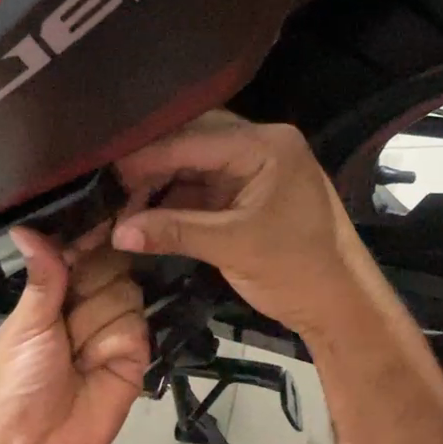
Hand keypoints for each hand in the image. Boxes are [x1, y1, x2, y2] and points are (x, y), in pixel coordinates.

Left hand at [0, 229, 149, 443]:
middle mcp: (87, 304)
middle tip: (69, 307)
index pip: (79, 249)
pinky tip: (95, 360)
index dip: (88, 233)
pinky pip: (136, 322)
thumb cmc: (15, 383)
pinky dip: (114, 338)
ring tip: (74, 353)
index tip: (100, 209)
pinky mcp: (136, 350)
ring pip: (124, 289)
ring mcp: (114, 326)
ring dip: (95, 319)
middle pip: (109, 261)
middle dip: (91, 277)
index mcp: (54, 293)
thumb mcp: (24, 325)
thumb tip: (26, 227)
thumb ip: (43, 275)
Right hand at [111, 111, 371, 337]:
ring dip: (158, 184)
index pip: (194, 138)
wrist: (340, 305)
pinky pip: (201, 187)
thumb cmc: (297, 270)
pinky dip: (173, 201)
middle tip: (105, 183)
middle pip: (191, 142)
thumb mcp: (233, 247)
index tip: (102, 168)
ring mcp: (252, 170)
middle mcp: (259, 146)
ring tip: (118, 202)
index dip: (147, 155)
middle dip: (149, 164)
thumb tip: (116, 232)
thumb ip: (174, 232)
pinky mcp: (246, 194)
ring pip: (193, 165)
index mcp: (266, 145)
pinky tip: (142, 212)